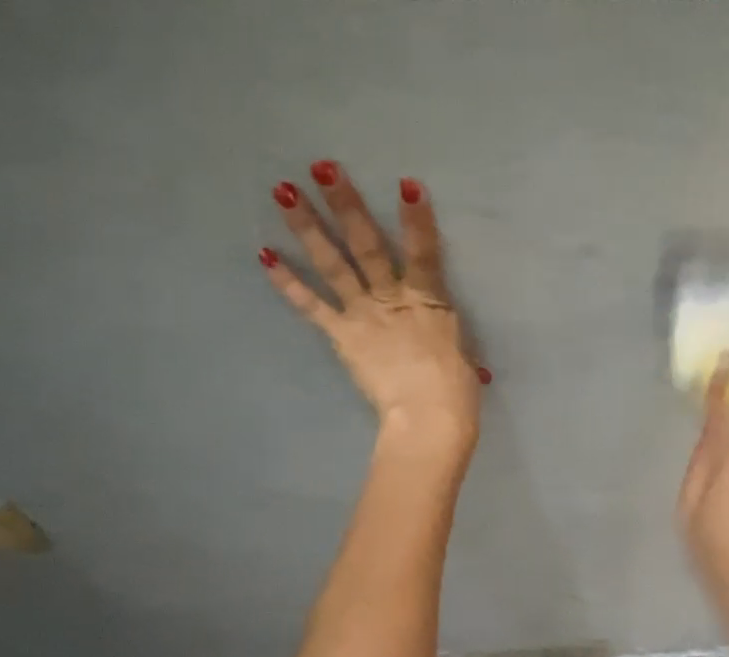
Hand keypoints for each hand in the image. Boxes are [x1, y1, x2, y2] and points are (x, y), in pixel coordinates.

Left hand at [261, 161, 480, 459]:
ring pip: (334, 263)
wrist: (430, 416)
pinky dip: (288, 282)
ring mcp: (363, 315)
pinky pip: (311, 305)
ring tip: (285, 192)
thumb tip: (442, 336)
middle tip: (323, 167)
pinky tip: (266, 255)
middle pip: (367, 244)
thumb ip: (445, 333)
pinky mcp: (342, 336)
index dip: (416, 218)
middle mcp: (392, 298)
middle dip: (347, 204)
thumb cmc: (456, 390)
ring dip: (309, 226)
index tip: (406, 184)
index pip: (424, 251)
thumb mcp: (463, 352)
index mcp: (429, 300)